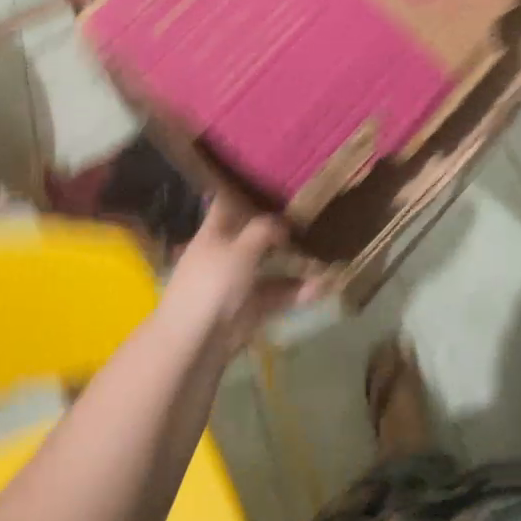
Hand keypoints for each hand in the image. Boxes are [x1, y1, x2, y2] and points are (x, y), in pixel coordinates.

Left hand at [161, 190, 326, 356]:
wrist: (194, 343)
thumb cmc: (211, 284)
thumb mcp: (239, 249)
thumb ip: (264, 230)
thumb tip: (284, 222)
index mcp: (213, 232)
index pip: (227, 201)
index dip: (247, 188)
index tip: (274, 177)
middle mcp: (225, 253)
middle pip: (254, 233)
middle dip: (280, 226)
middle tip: (313, 212)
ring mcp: (237, 282)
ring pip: (270, 266)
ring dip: (295, 261)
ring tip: (326, 253)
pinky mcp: (249, 309)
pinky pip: (277, 295)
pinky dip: (297, 291)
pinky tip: (323, 286)